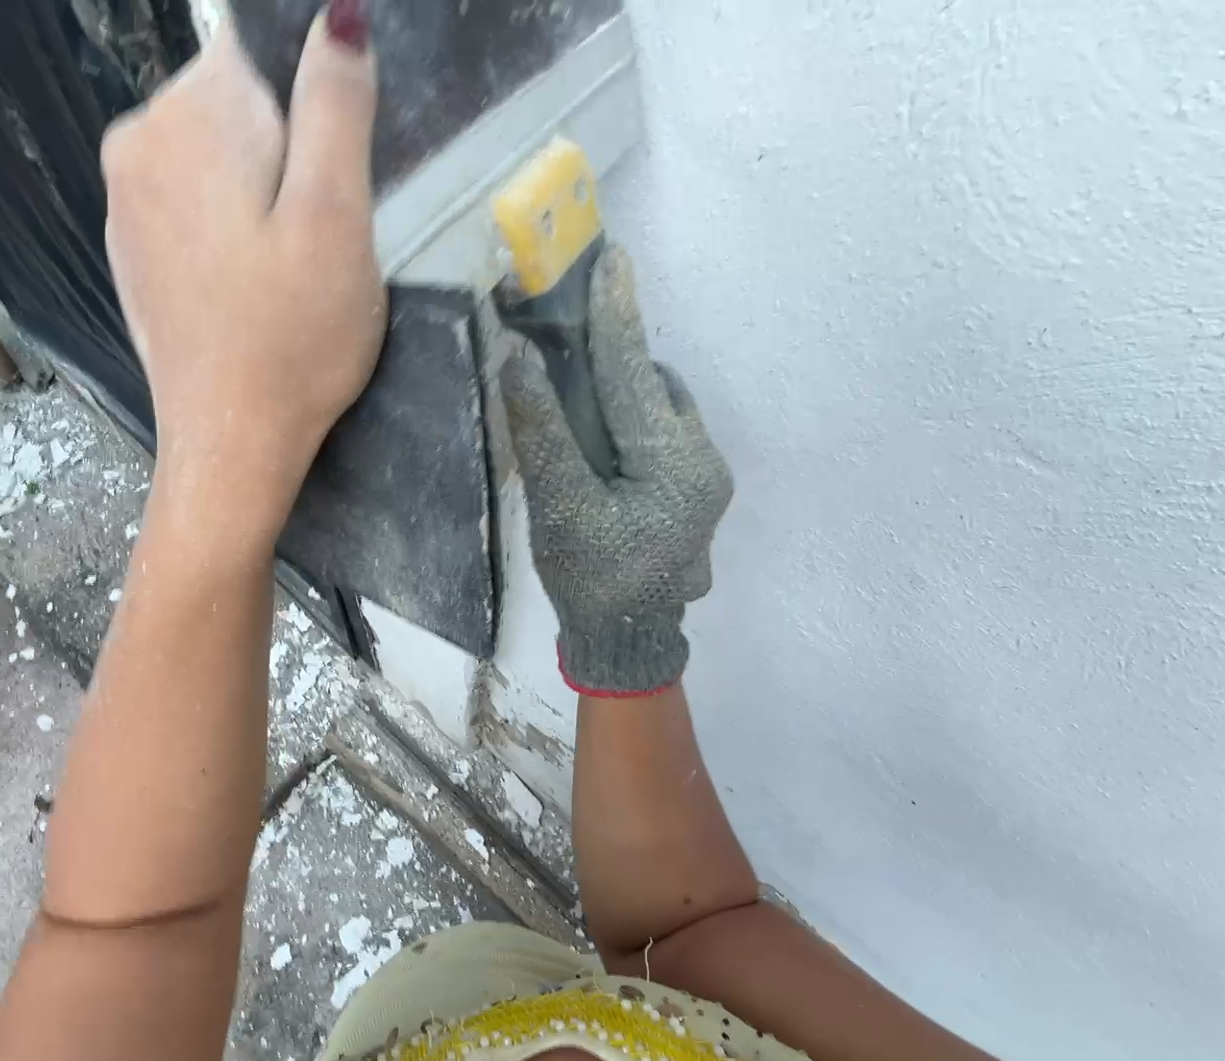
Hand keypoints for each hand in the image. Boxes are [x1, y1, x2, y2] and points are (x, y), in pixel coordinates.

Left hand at [101, 11, 382, 542]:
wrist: (232, 444)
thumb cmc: (293, 338)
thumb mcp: (337, 218)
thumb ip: (335, 106)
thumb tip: (337, 16)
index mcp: (184, 120)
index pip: (263, 58)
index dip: (313, 118)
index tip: (329, 191)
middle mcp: (135, 145)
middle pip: (241, 110)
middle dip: (289, 161)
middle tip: (315, 244)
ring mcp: (125, 205)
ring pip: (221, 164)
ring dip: (265, 204)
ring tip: (285, 276)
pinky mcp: (134, 254)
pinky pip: (196, 211)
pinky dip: (232, 236)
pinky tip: (251, 294)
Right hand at [500, 247, 732, 695]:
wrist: (629, 638)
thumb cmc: (591, 579)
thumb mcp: (561, 509)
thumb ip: (544, 434)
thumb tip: (519, 360)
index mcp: (674, 463)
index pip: (635, 375)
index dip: (616, 317)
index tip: (610, 258)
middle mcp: (702, 459)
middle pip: (653, 386)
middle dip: (617, 355)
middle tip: (574, 334)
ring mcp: (705, 474)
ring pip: (662, 408)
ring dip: (624, 390)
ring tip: (579, 396)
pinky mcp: (696, 486)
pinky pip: (663, 431)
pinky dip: (632, 419)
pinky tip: (602, 437)